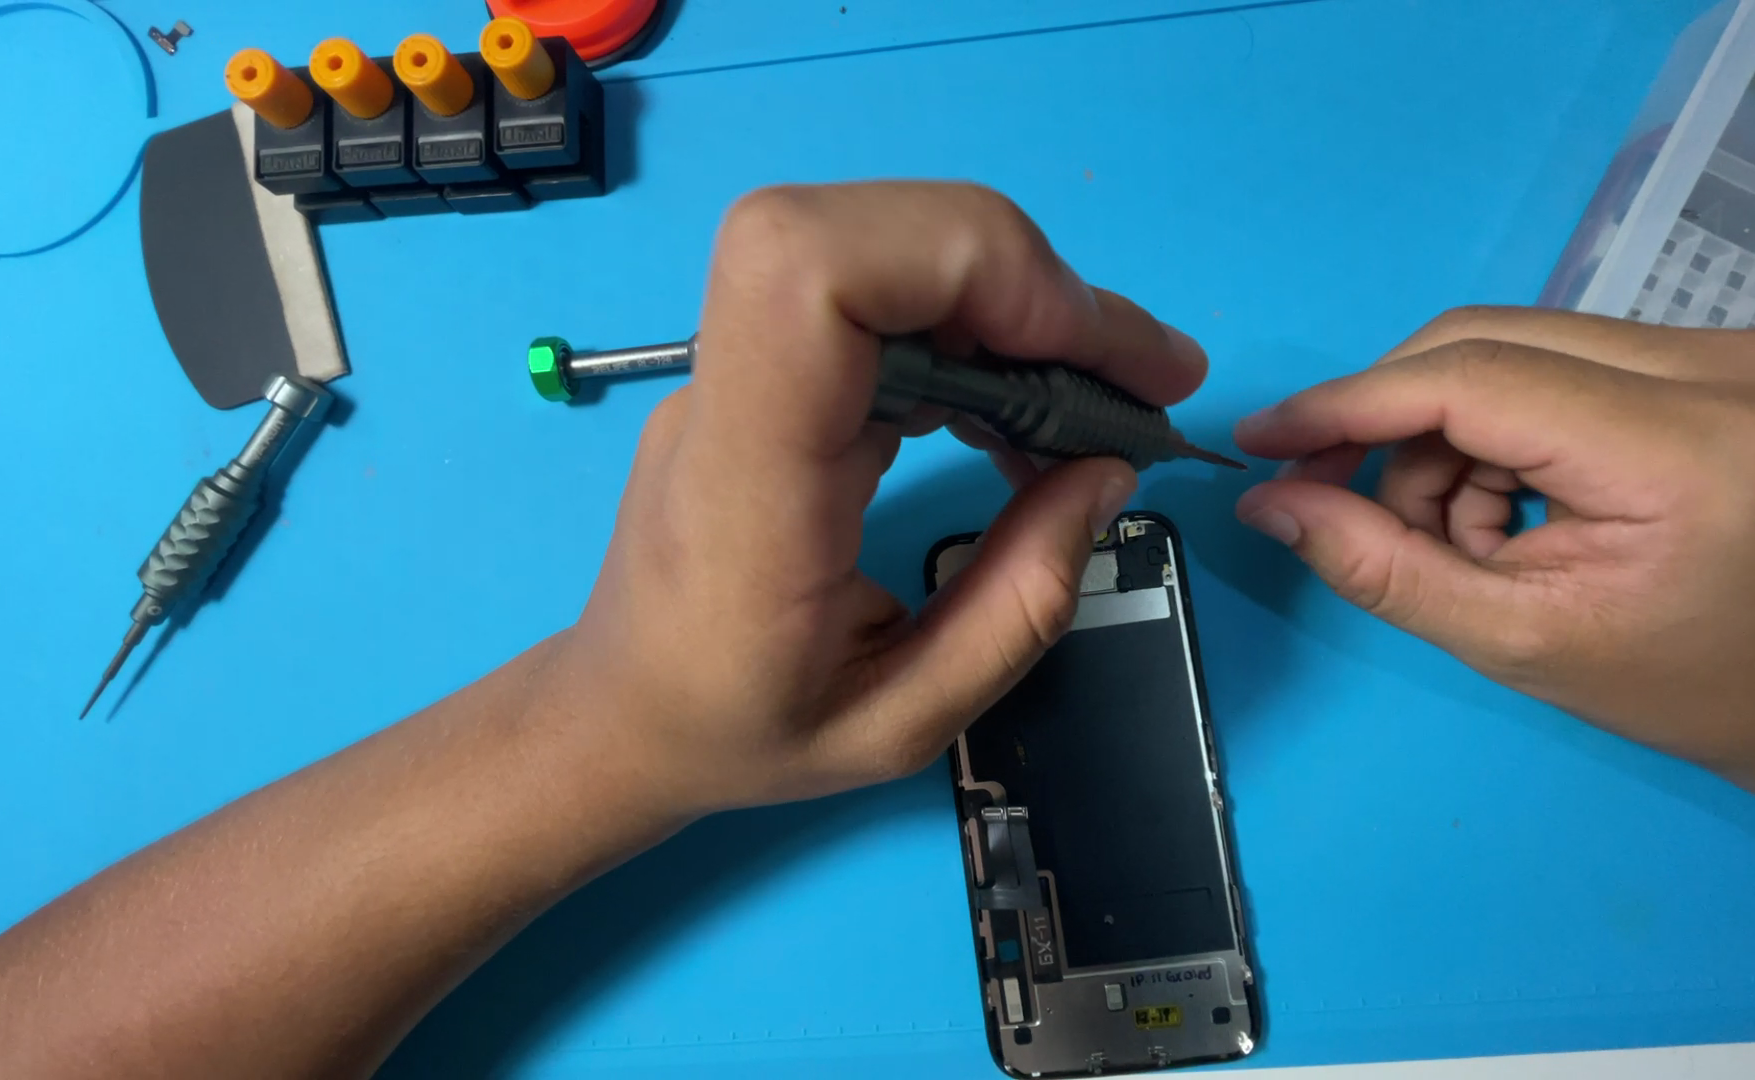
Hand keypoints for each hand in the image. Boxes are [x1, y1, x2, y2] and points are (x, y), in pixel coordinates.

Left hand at [560, 182, 1208, 812]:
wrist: (625, 712)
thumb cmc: (744, 732)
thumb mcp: (901, 721)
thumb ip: (1019, 604)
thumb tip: (1108, 469)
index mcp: (748, 489)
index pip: (809, 273)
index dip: (964, 263)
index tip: (1078, 352)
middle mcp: (727, 402)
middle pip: (856, 235)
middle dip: (1021, 282)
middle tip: (1130, 379)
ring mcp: (734, 377)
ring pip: (876, 252)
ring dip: (1009, 308)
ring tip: (1092, 404)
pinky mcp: (761, 378)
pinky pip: (876, 309)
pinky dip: (972, 336)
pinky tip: (1017, 415)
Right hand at [1233, 308, 1754, 828]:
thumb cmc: (1691, 687)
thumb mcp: (1510, 640)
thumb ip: (1374, 567)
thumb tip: (1267, 503)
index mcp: (1692, 451)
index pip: (1469, 381)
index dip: (1342, 405)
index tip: (1260, 437)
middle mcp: (1731, 366)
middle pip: (1477, 344)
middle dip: (1379, 419)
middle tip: (1322, 487)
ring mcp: (1738, 352)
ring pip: (1503, 355)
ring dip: (1436, 441)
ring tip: (1452, 531)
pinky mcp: (1722, 361)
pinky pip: (1547, 369)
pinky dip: (1488, 437)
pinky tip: (1504, 505)